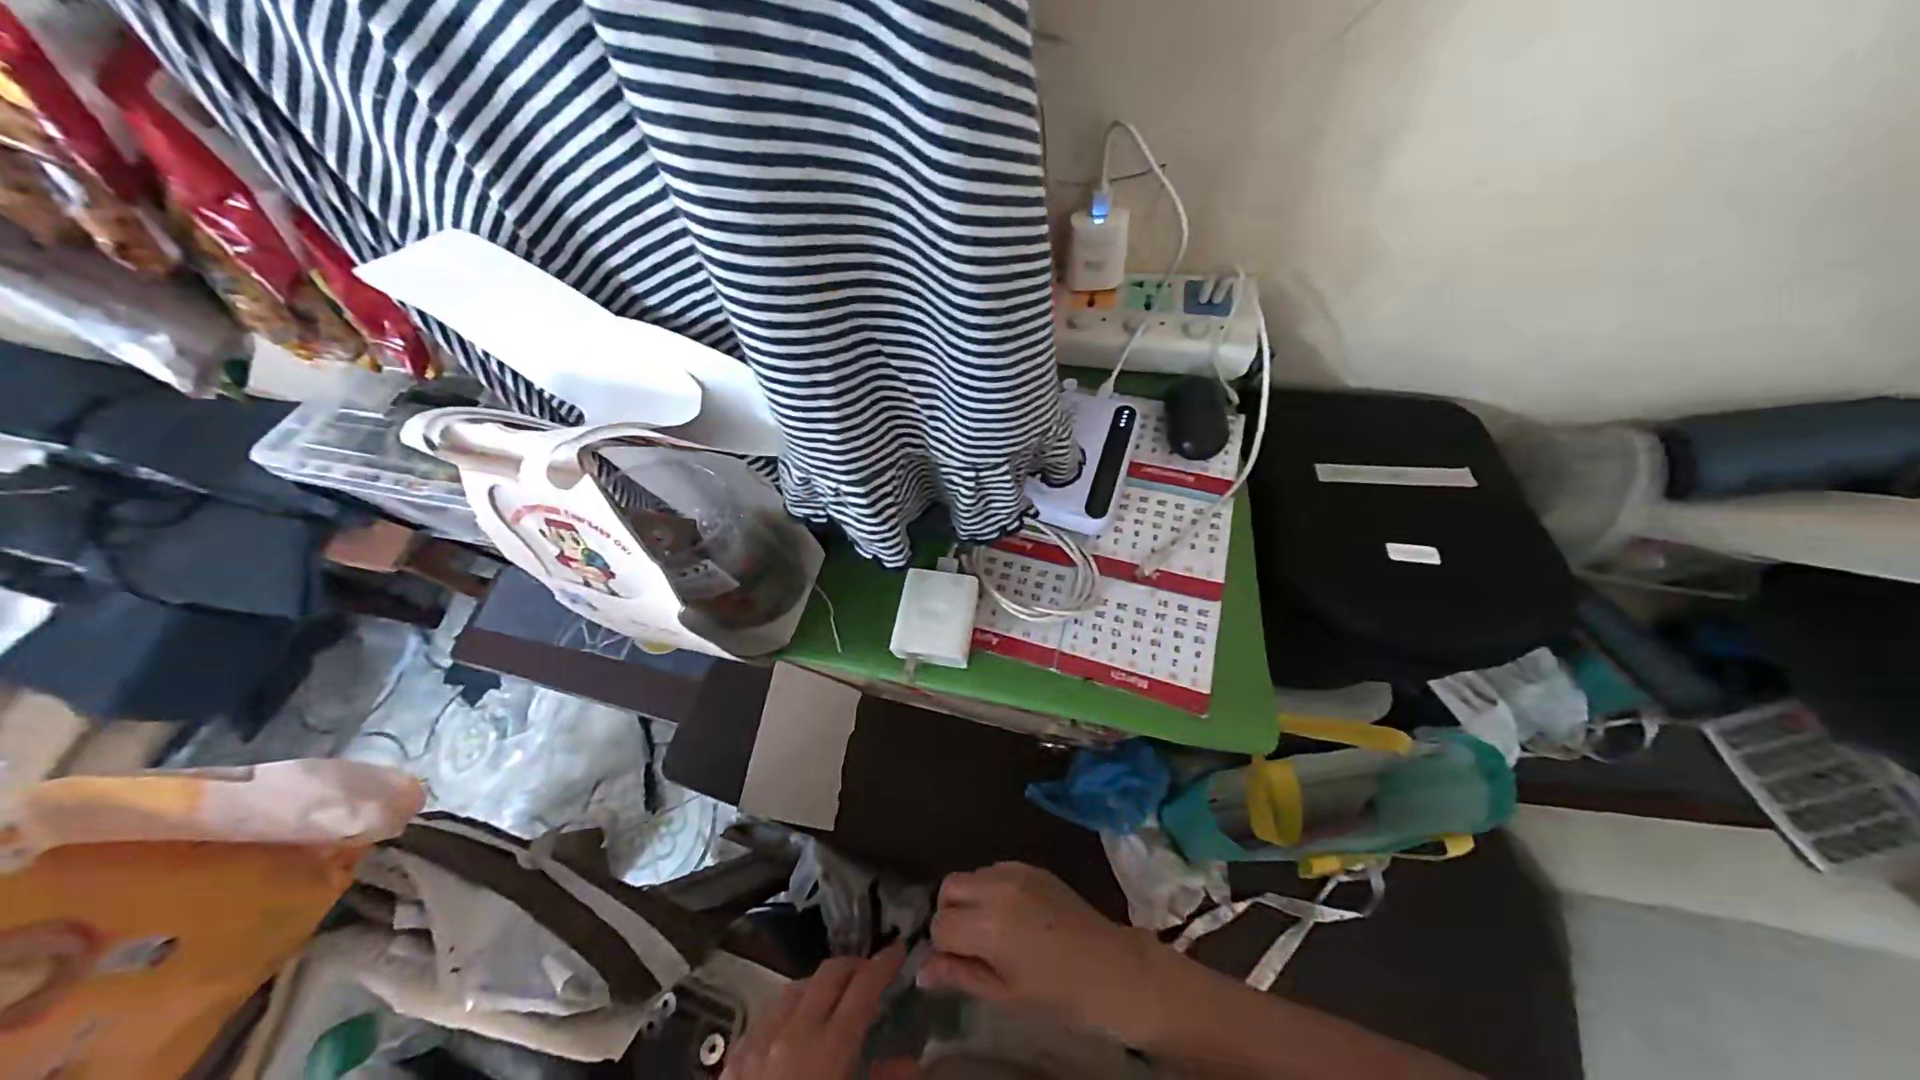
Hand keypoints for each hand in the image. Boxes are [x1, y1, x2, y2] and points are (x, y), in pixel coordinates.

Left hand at [724, 942, 907, 1079]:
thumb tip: (909, 1061)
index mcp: (828, 1048)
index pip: (863, 988)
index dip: (884, 965)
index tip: (899, 951)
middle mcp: (792, 1032)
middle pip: (828, 975)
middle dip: (854, 966)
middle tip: (871, 972)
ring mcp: (758, 1042)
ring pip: (795, 988)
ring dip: (821, 984)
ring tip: (836, 997)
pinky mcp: (734, 1059)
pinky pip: (767, 1015)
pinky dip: (790, 1008)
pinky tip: (794, 1028)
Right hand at [917, 862, 1171, 1041]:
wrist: (1112, 968)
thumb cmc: (1057, 993)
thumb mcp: (1004, 994)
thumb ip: (959, 975)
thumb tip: (922, 971)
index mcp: (988, 925)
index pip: (940, 924)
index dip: (944, 946)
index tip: (960, 961)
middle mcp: (997, 888)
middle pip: (949, 886)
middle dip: (950, 913)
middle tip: (970, 942)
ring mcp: (1017, 872)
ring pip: (972, 874)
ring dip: (971, 897)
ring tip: (992, 927)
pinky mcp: (1034, 866)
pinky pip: (996, 868)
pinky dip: (992, 886)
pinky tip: (1012, 912)